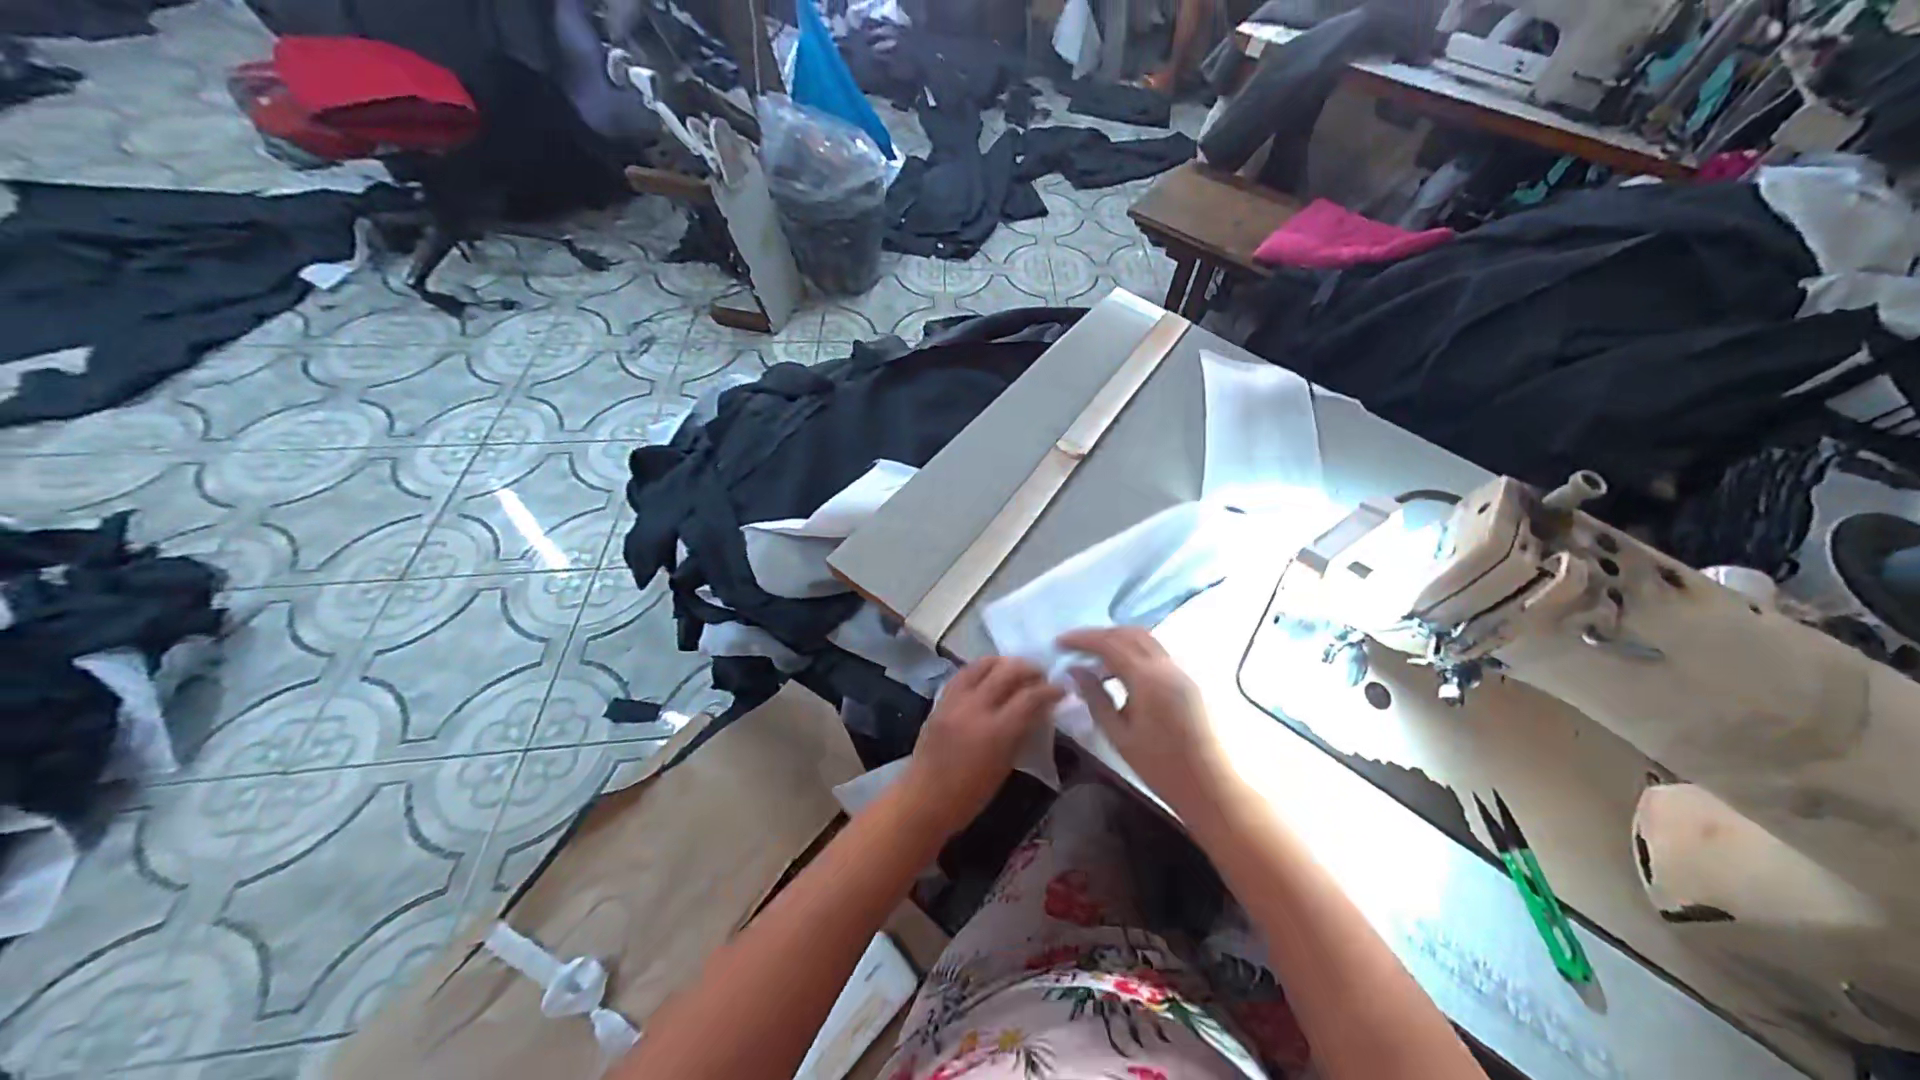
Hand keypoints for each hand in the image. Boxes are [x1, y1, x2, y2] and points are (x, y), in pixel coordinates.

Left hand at [902, 657, 1063, 838]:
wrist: (925, 799)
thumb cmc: (970, 795)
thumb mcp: (1005, 766)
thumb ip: (1022, 734)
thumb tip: (1038, 712)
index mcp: (996, 731)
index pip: (1030, 697)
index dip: (1050, 689)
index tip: (1060, 689)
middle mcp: (975, 708)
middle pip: (1008, 672)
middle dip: (1029, 669)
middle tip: (1040, 675)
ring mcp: (955, 701)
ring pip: (982, 665)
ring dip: (1004, 663)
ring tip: (1015, 668)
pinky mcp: (940, 701)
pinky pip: (963, 674)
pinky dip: (980, 669)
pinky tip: (989, 674)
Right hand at [1058, 627, 1234, 814]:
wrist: (1208, 786)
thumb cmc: (1159, 766)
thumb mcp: (1117, 735)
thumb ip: (1095, 698)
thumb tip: (1074, 670)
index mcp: (1147, 679)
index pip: (1110, 644)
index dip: (1082, 639)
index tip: (1059, 642)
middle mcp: (1166, 667)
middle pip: (1129, 633)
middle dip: (1099, 634)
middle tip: (1074, 645)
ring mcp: (1179, 671)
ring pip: (1145, 639)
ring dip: (1117, 639)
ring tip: (1092, 655)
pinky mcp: (1185, 681)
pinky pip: (1155, 652)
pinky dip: (1132, 650)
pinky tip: (1117, 668)